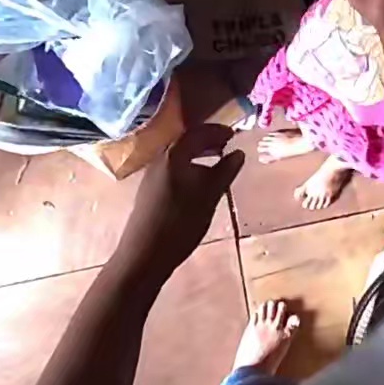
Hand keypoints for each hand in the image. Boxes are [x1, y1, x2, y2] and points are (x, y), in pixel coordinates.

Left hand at [114, 123, 244, 274]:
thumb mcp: (209, 195)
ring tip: (217, 162)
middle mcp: (160, 160)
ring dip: (198, 155)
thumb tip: (238, 152)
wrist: (145, 254)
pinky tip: (198, 183)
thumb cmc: (181, 222)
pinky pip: (173, 169)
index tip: (233, 134)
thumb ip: (225, 171)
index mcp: (173, 155)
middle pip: (185, 142)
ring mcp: (152, 176)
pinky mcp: (150, 191)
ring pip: (179, 157)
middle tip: (227, 144)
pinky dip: (189, 167)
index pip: (197, 133)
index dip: (216, 131)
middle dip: (207, 141)